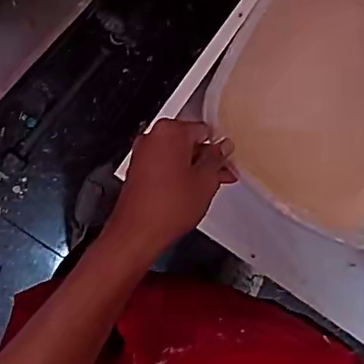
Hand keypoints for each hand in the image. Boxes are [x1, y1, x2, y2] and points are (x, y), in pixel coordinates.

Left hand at [108, 119, 235, 259]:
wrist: (137, 233)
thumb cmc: (164, 208)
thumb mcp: (206, 181)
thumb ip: (217, 160)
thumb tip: (222, 150)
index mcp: (171, 131)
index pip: (205, 130)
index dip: (219, 147)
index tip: (225, 160)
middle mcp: (153, 137)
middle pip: (189, 140)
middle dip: (206, 157)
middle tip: (219, 173)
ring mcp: (143, 152)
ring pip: (176, 153)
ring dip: (193, 166)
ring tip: (206, 187)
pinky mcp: (137, 168)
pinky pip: (163, 163)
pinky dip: (177, 173)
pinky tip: (189, 191)